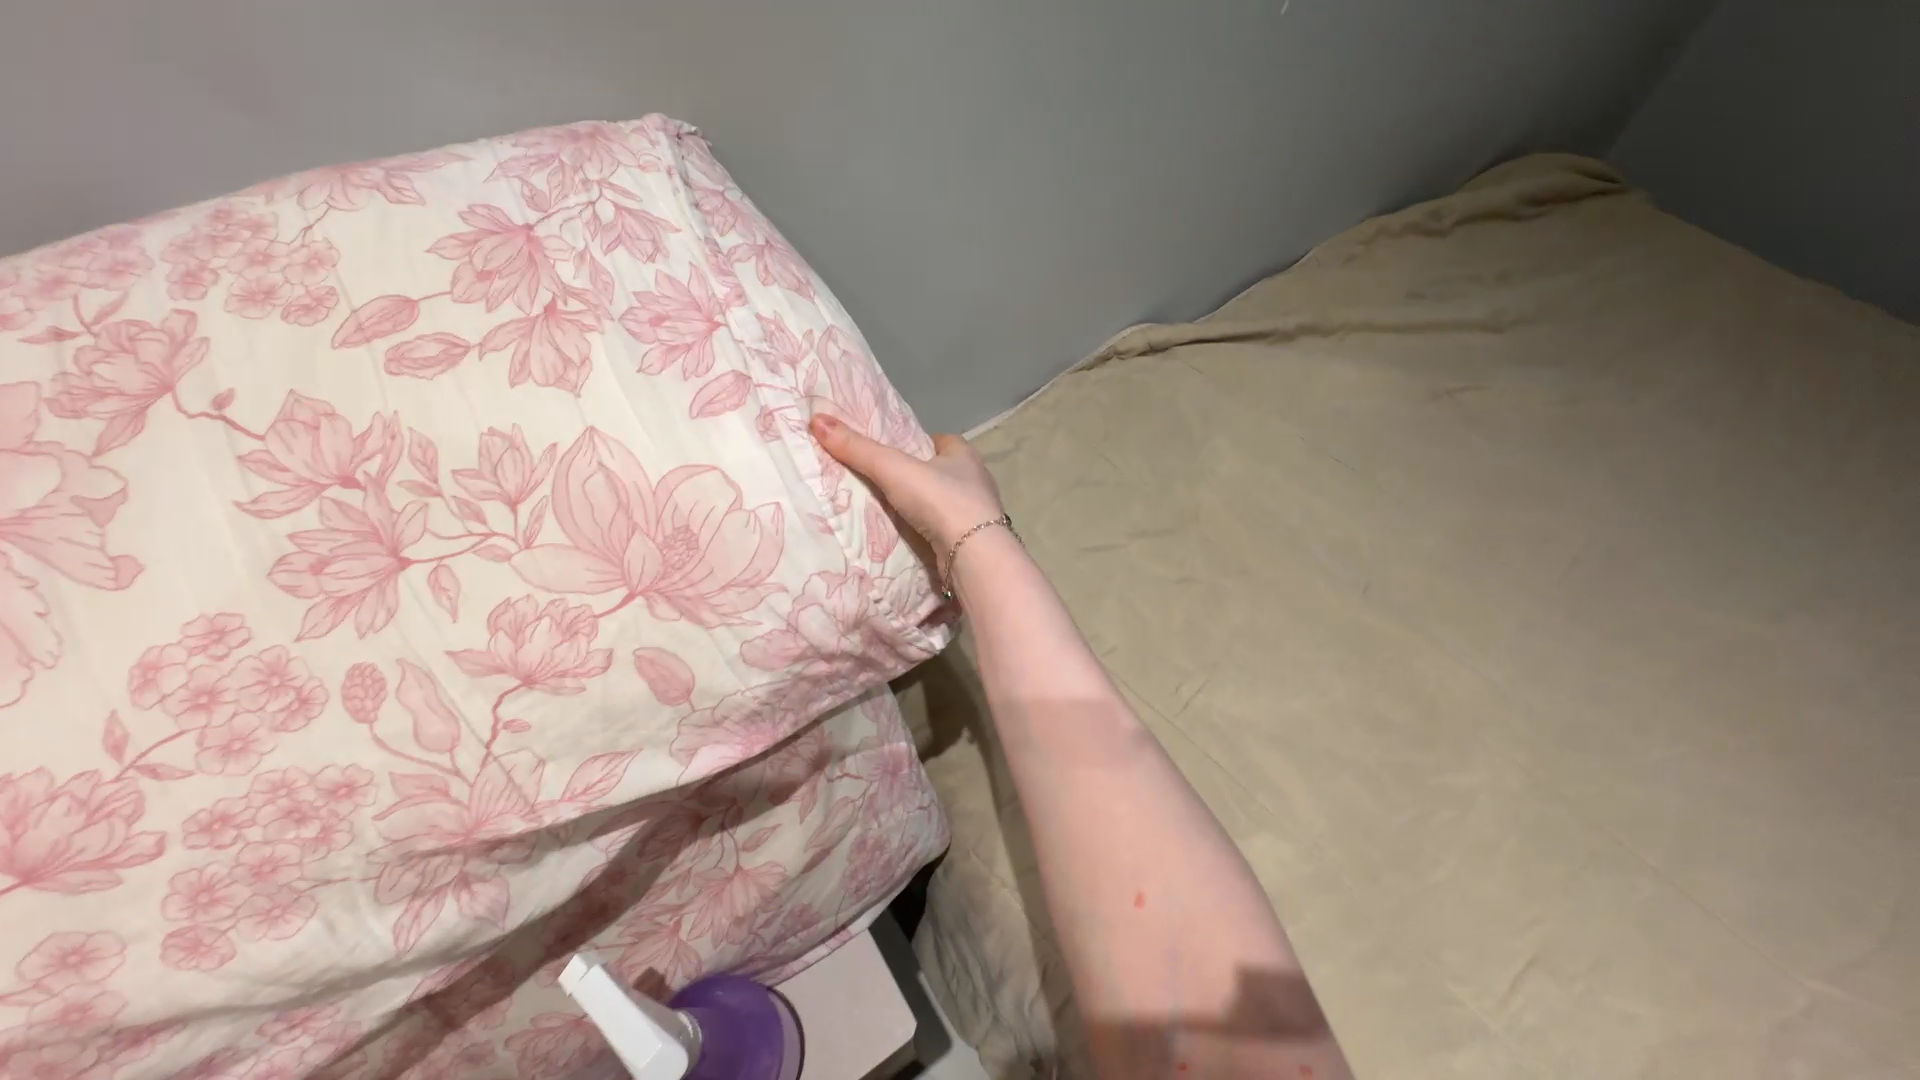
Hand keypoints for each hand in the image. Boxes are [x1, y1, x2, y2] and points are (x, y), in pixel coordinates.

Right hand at [809, 413, 1003, 552]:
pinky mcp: (972, 543)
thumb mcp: (892, 469)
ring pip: (945, 504)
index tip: (892, 452)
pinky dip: (930, 533)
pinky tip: (910, 538)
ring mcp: (977, 515)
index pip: (939, 441)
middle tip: (886, 484)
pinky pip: (945, 531)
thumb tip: (817, 420)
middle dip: (919, 477)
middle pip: (942, 473)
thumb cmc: (940, 501)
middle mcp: (976, 481)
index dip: (917, 444)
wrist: (973, 556)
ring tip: (892, 512)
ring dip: (924, 507)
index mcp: (964, 455)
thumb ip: (858, 449)